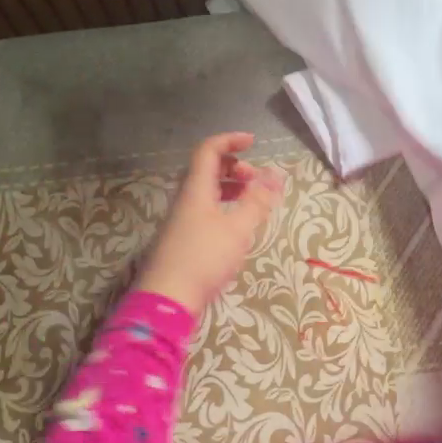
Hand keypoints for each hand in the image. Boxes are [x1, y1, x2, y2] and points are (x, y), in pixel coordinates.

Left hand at [137, 132, 285, 314]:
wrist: (166, 302)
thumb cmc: (203, 258)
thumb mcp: (238, 229)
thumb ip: (258, 200)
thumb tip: (275, 175)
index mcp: (196, 188)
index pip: (209, 149)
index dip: (231, 140)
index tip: (253, 143)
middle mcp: (185, 198)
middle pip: (208, 169)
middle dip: (234, 167)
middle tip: (255, 181)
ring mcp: (181, 220)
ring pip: (207, 191)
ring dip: (230, 189)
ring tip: (251, 203)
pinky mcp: (182, 240)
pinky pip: (205, 210)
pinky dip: (224, 208)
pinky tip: (237, 229)